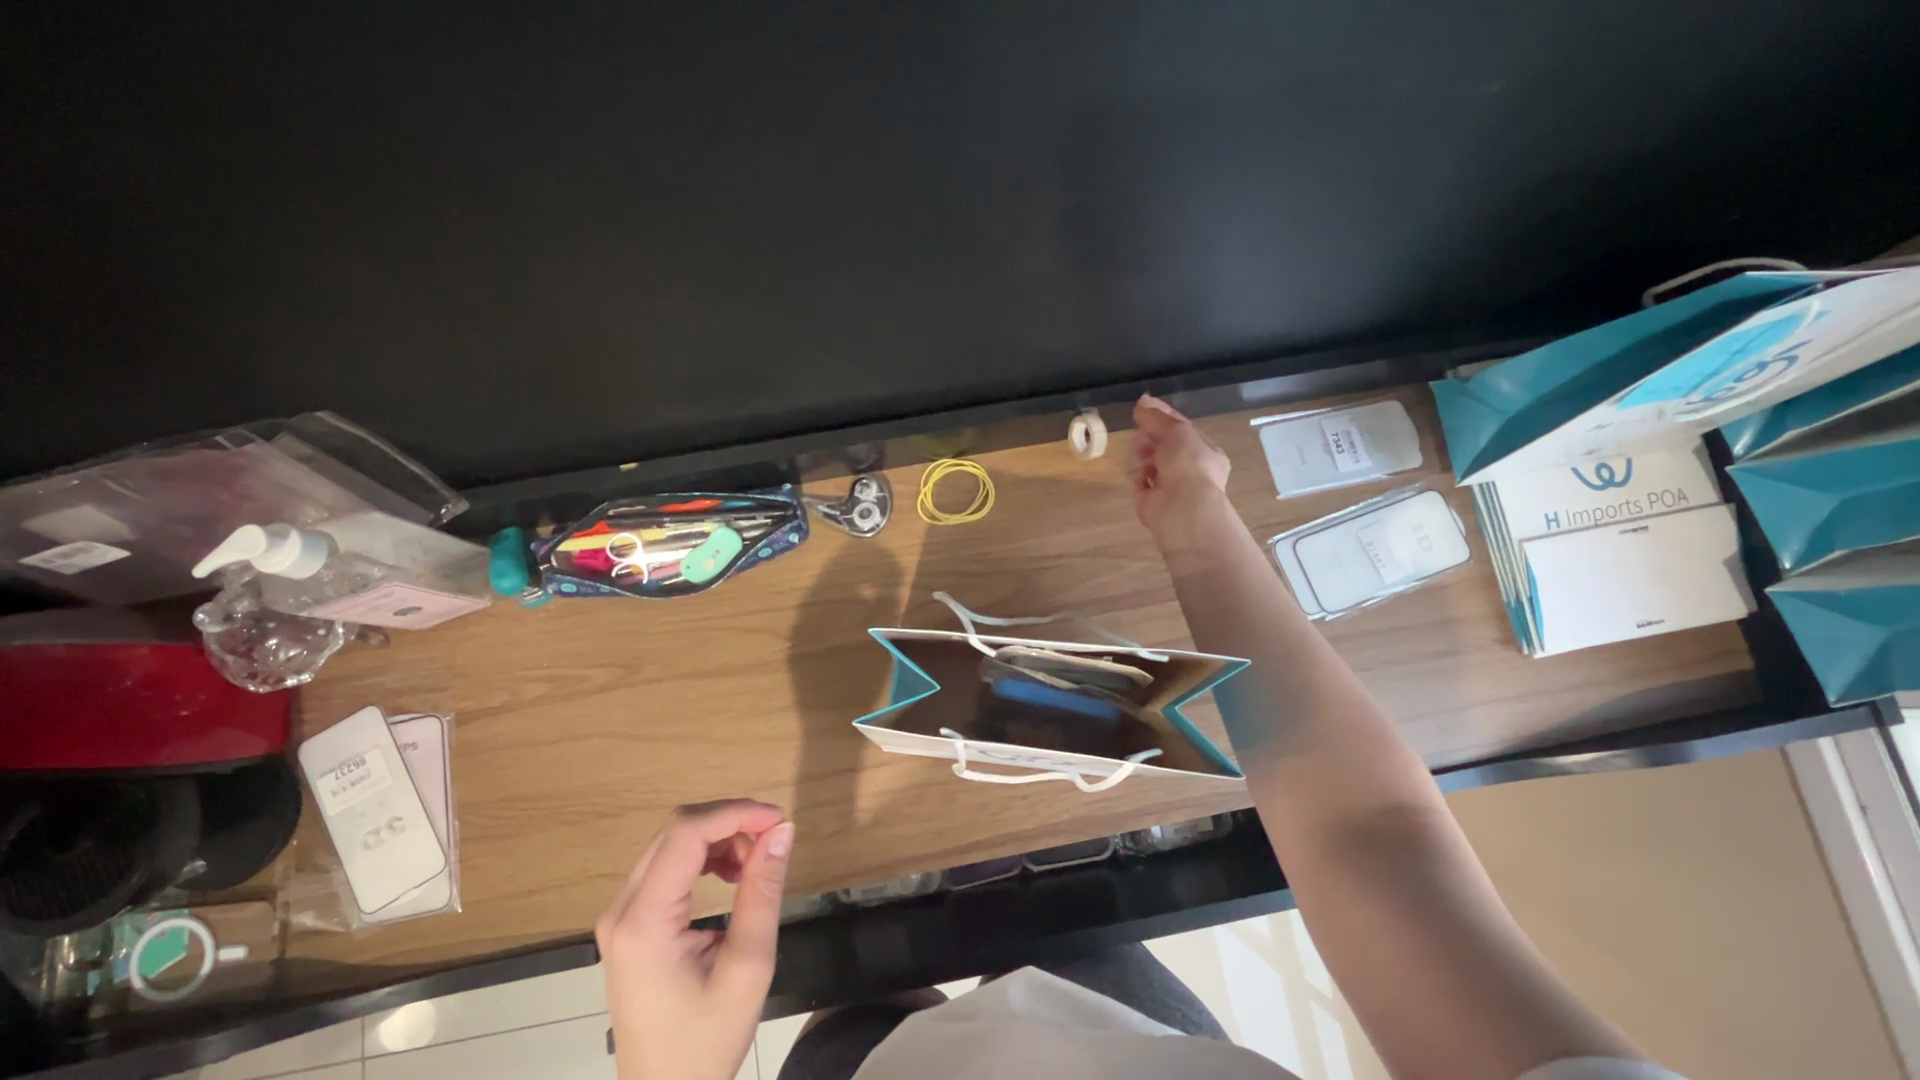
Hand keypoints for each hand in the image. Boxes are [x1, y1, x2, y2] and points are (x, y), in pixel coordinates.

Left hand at [596, 800, 794, 1079]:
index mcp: (644, 921)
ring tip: (756, 865)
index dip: (735, 813)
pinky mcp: (628, 924)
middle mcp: (621, 909)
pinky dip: (703, 860)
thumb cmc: (707, 1039)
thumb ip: (763, 892)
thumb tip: (782, 832)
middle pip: (675, 832)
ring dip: (718, 840)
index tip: (779, 820)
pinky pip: (666, 868)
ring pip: (671, 845)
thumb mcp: (748, 966)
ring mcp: (620, 916)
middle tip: (774, 840)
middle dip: (729, 823)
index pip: (686, 834)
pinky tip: (732, 877)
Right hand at [1129, 394, 1230, 538]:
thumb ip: (1157, 417)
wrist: (1183, 507)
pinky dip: (1137, 477)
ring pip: (1150, 463)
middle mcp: (1190, 470)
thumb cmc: (1188, 464)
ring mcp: (1171, 487)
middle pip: (1163, 446)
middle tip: (1142, 438)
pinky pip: (1139, 482)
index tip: (1142, 406)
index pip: (1181, 429)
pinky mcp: (1152, 502)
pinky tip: (1140, 478)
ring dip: (1143, 457)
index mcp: (1205, 451)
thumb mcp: (1176, 431)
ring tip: (1142, 458)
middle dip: (1150, 439)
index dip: (1162, 416)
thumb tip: (1142, 402)